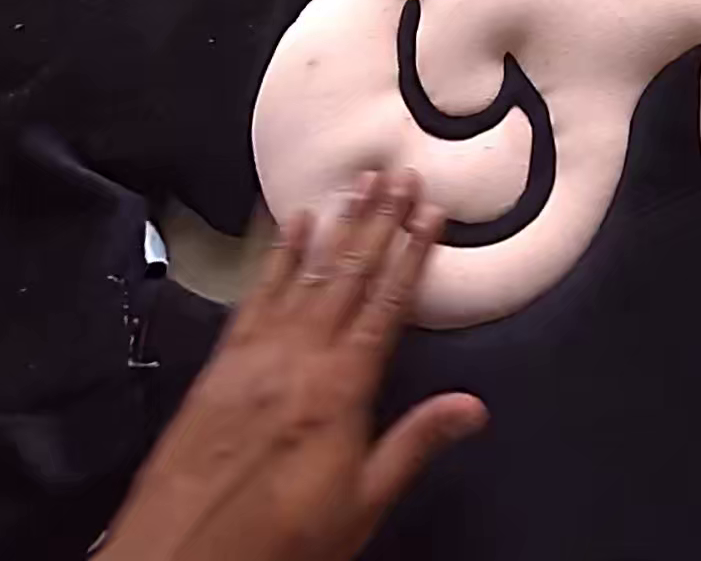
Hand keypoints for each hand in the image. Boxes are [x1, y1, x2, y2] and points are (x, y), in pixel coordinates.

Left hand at [97, 170, 488, 560]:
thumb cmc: (279, 541)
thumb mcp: (361, 504)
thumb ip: (416, 443)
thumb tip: (475, 407)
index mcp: (341, 386)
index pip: (388, 301)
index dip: (412, 252)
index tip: (430, 212)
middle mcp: (303, 354)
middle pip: (351, 272)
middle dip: (381, 220)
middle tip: (400, 176)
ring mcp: (259, 351)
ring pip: (309, 271)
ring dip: (340, 223)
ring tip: (361, 183)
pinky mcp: (224, 358)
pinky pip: (257, 292)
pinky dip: (279, 253)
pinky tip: (295, 221)